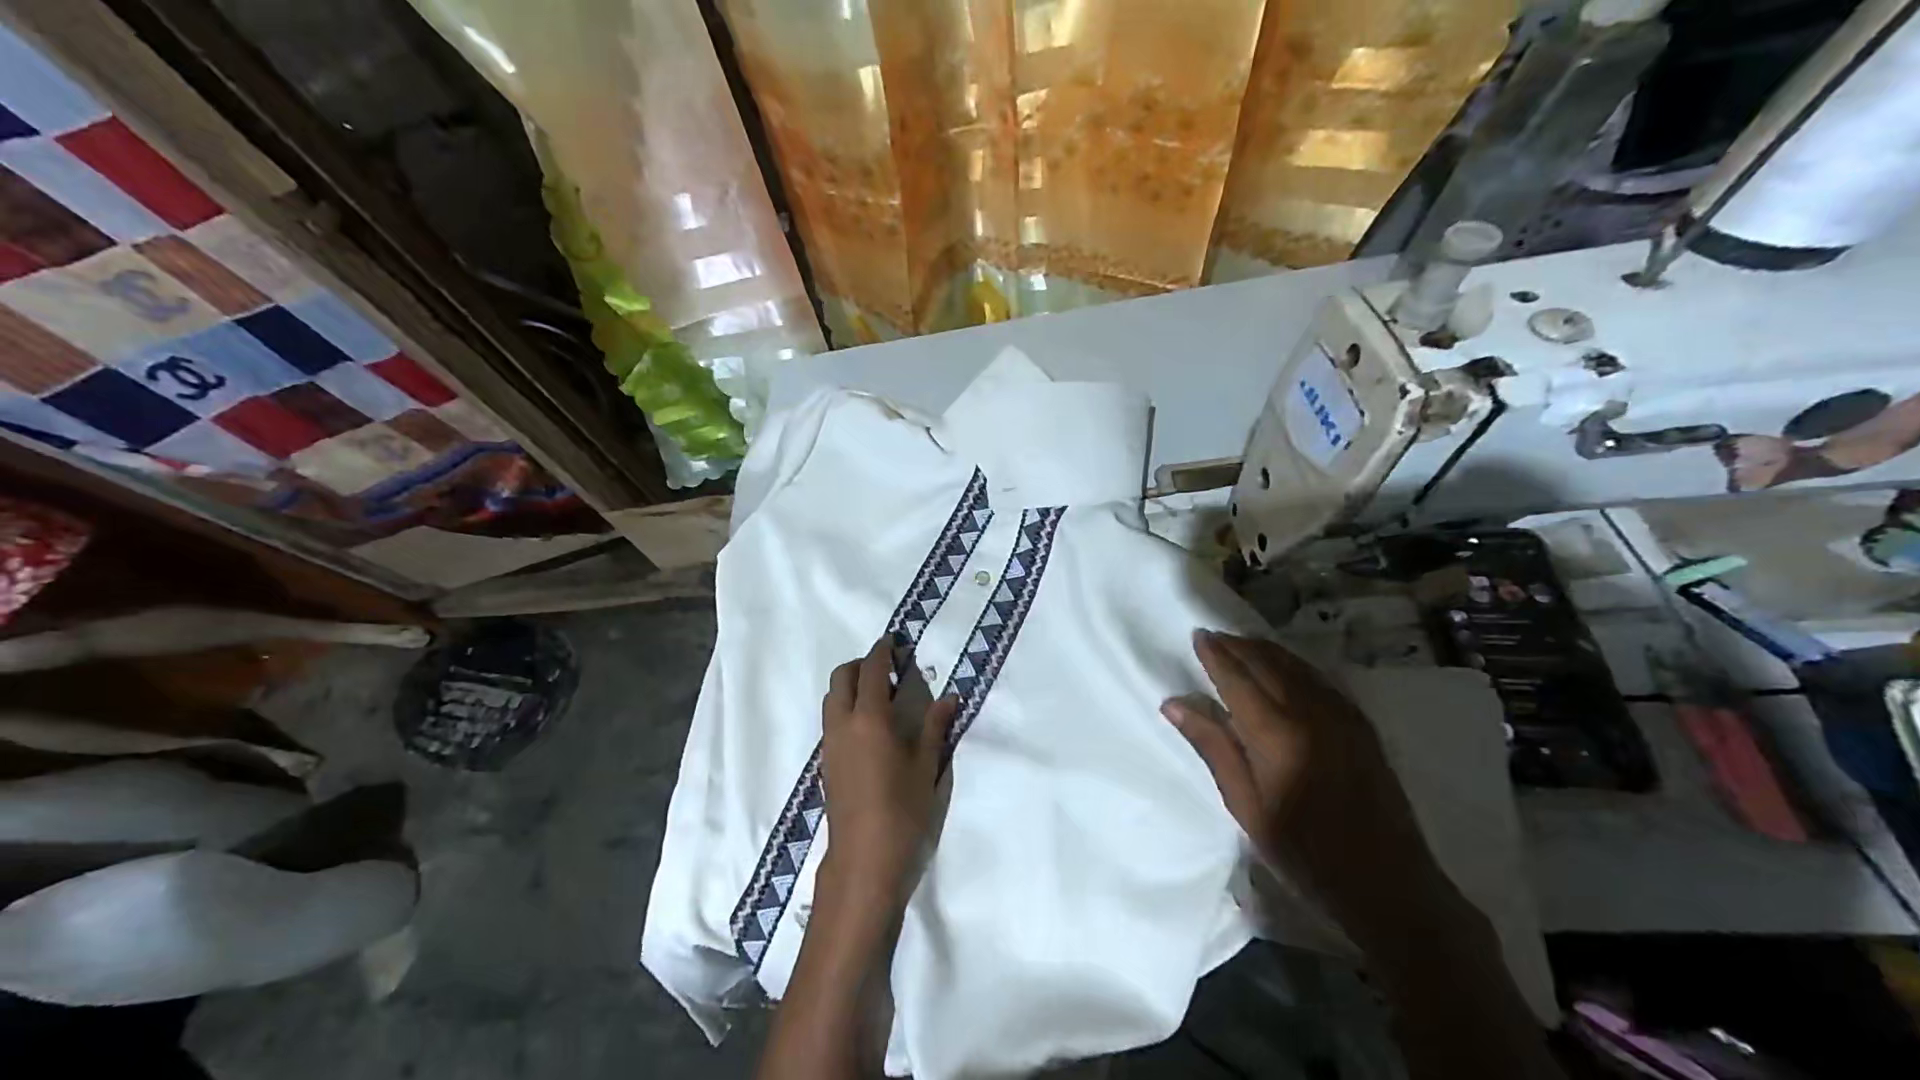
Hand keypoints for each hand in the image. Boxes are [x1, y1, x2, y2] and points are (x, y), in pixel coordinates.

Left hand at [818, 637, 958, 906]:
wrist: (863, 859)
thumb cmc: (902, 810)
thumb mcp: (927, 766)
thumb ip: (934, 726)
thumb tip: (949, 697)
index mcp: (869, 718)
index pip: (871, 670)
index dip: (882, 651)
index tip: (895, 642)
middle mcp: (842, 724)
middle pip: (842, 677)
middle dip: (862, 664)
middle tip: (889, 670)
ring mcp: (830, 744)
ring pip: (832, 698)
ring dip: (851, 686)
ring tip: (881, 697)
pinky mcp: (825, 763)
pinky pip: (832, 720)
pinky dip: (846, 708)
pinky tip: (870, 728)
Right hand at [1162, 630, 1445, 937]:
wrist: (1386, 884)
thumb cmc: (1303, 853)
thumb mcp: (1246, 805)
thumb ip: (1213, 747)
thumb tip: (1174, 704)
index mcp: (1277, 734)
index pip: (1238, 679)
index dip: (1215, 655)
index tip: (1197, 635)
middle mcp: (1311, 714)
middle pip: (1268, 664)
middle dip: (1238, 646)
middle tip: (1213, 635)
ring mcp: (1342, 716)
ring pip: (1297, 666)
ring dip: (1266, 650)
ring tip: (1241, 643)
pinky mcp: (1362, 726)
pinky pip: (1321, 679)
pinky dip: (1295, 664)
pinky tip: (1285, 666)